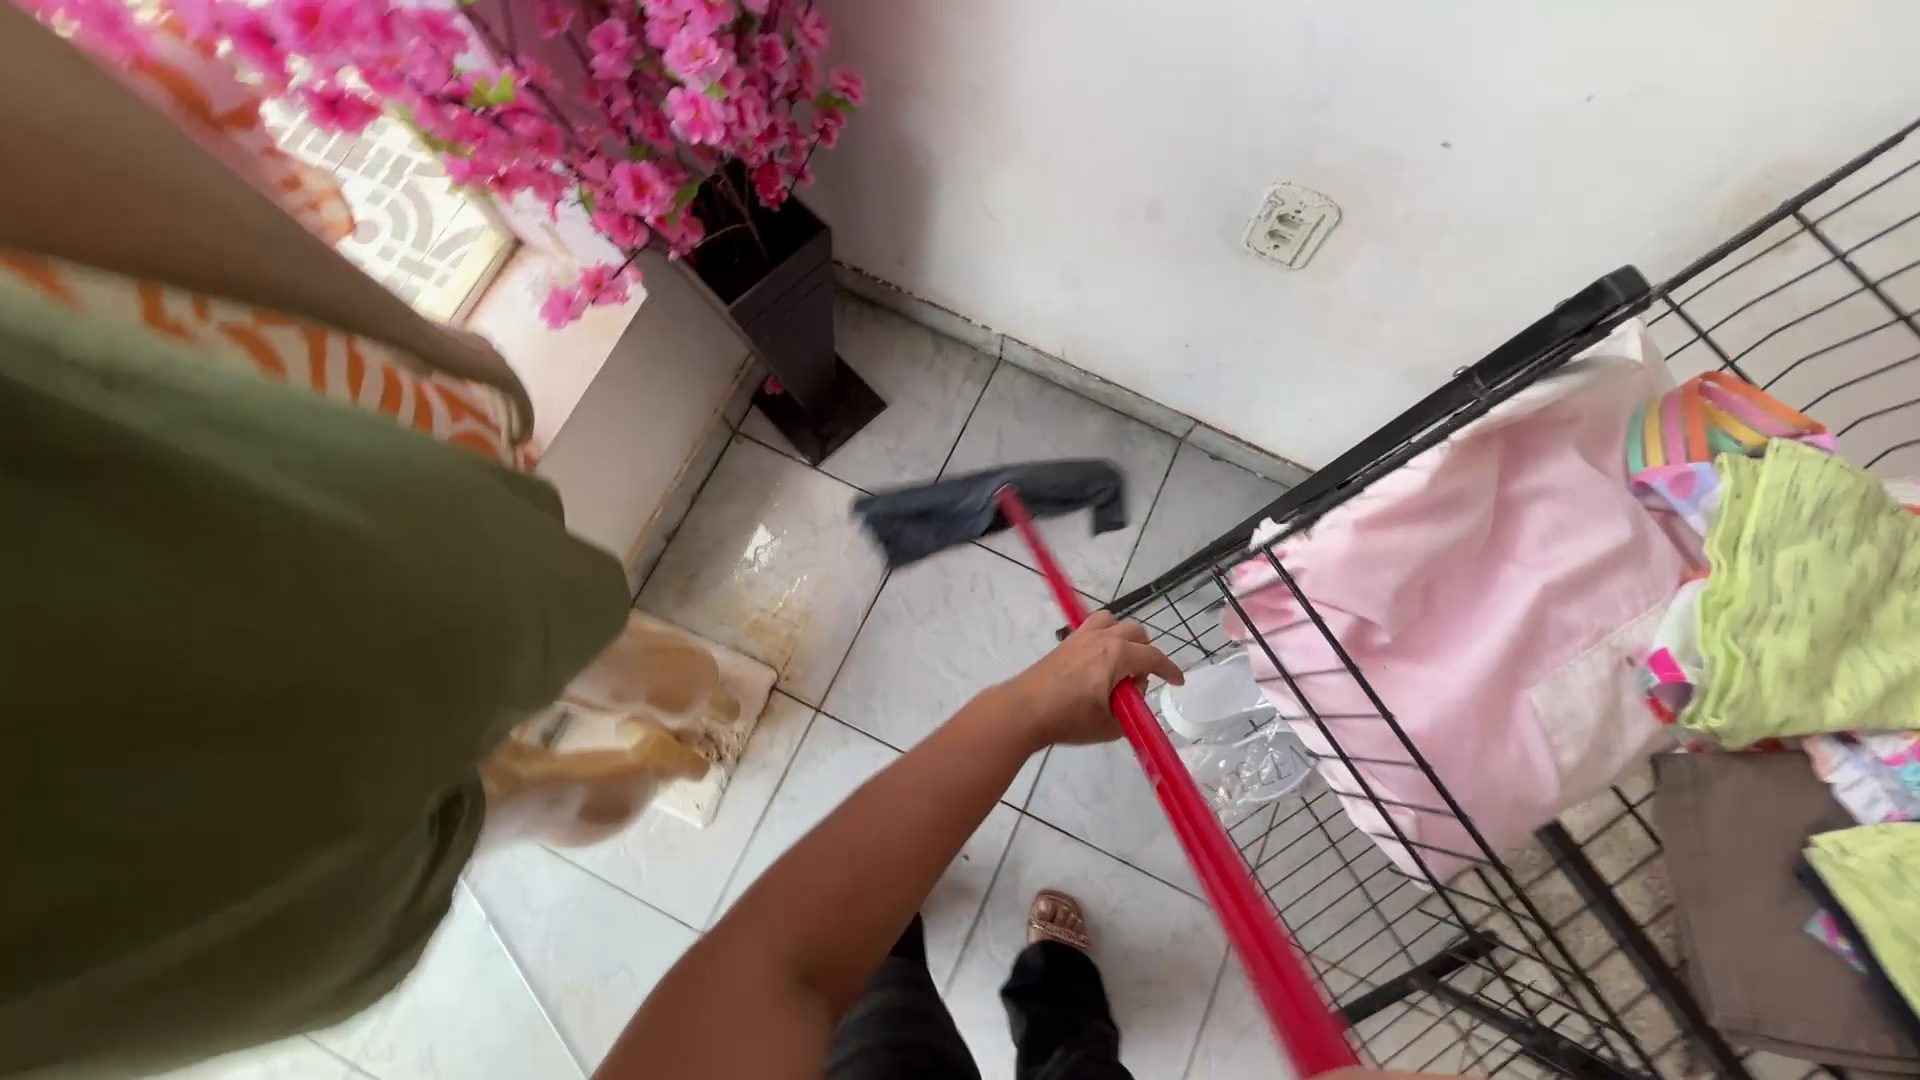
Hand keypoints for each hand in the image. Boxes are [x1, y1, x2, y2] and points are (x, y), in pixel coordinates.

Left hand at [994, 611, 1183, 749]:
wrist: (1024, 710)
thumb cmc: (1069, 719)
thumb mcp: (1111, 725)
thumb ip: (1132, 713)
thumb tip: (1133, 700)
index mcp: (1118, 655)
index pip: (1154, 657)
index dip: (1170, 670)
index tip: (1178, 682)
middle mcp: (1103, 637)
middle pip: (1137, 634)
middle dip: (1146, 655)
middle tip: (1137, 683)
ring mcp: (1082, 635)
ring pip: (1114, 622)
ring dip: (1125, 639)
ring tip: (1119, 665)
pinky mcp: (1066, 641)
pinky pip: (1093, 626)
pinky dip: (1104, 636)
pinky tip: (1097, 662)